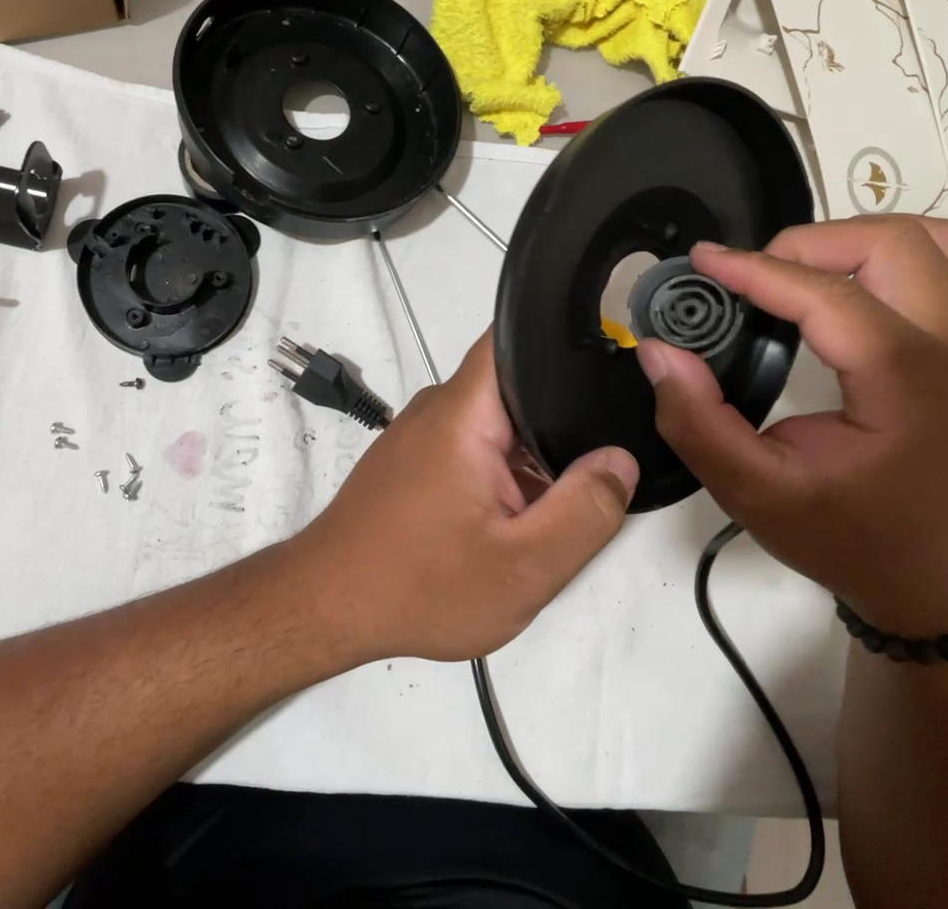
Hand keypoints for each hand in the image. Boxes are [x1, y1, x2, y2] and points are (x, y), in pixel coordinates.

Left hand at [286, 334, 639, 663]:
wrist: (328, 608)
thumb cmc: (419, 587)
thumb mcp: (523, 568)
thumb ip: (584, 511)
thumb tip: (619, 460)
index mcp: (462, 415)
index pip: (514, 340)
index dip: (566, 339)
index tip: (615, 357)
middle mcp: (437, 410)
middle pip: (515, 389)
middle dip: (564, 417)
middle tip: (611, 453)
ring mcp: (420, 436)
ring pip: (497, 426)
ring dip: (533, 455)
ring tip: (572, 494)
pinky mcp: (412, 463)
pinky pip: (472, 448)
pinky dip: (503, 472)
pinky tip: (521, 513)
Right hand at [638, 216, 947, 635]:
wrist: (946, 588)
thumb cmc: (850, 542)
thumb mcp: (756, 495)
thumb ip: (698, 422)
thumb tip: (660, 351)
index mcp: (907, 384)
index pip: (827, 296)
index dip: (754, 269)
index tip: (702, 261)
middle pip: (894, 246)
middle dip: (809, 242)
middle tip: (753, 272)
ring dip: (870, 238)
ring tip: (811, 268)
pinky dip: (937, 250)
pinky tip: (888, 274)